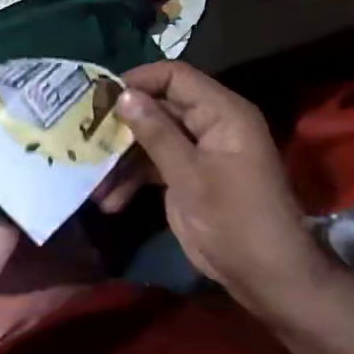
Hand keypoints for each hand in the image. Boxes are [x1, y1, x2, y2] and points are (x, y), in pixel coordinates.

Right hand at [116, 62, 331, 309]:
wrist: (266, 276)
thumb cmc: (235, 219)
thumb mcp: (190, 176)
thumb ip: (156, 133)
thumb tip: (124, 94)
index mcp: (222, 112)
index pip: (176, 77)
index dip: (139, 80)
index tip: (101, 96)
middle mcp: (211, 124)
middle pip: (159, 107)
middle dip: (123, 124)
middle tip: (86, 137)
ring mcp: (200, 151)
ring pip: (153, 138)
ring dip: (123, 159)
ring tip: (95, 182)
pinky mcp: (190, 176)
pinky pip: (156, 164)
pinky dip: (134, 178)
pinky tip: (110, 201)